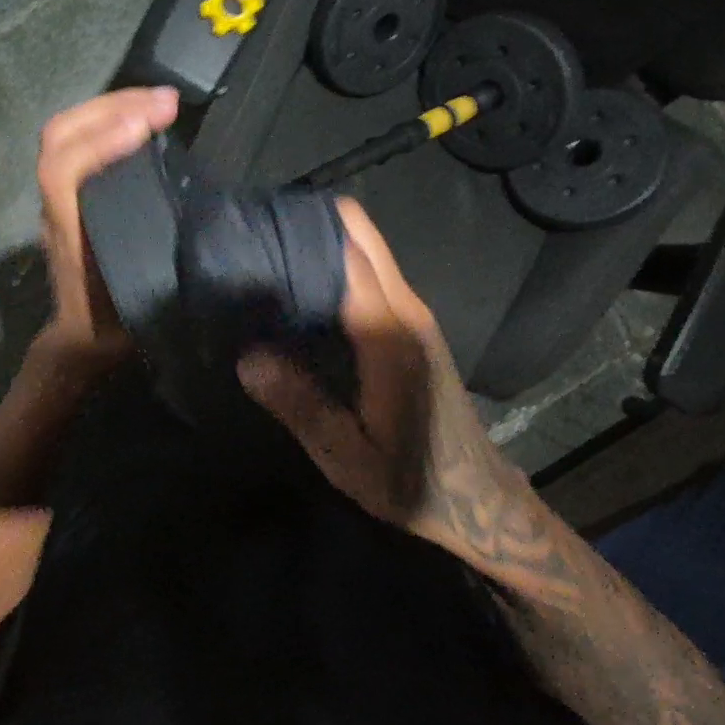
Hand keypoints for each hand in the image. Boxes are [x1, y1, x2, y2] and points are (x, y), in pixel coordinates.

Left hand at [32, 87, 179, 377]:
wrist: (80, 343)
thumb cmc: (111, 324)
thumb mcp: (137, 299)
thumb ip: (158, 264)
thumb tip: (195, 213)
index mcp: (68, 233)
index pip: (63, 172)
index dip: (101, 141)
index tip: (149, 125)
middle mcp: (55, 208)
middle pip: (58, 137)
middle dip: (110, 107)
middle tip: (166, 101)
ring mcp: (58, 199)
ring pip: (65, 135)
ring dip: (110, 108)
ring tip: (158, 103)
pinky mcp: (69, 196)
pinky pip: (79, 144)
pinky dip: (110, 123)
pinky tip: (144, 122)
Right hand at [237, 199, 491, 543]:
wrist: (476, 498)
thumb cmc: (410, 480)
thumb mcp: (346, 456)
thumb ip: (301, 405)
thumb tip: (248, 358)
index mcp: (388, 336)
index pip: (348, 258)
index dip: (306, 233)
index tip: (258, 225)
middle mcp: (407, 314)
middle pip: (363, 242)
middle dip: (316, 227)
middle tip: (259, 240)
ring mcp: (416, 319)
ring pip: (370, 256)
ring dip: (327, 247)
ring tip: (270, 260)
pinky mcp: (416, 330)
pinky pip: (375, 278)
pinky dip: (341, 269)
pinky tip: (303, 292)